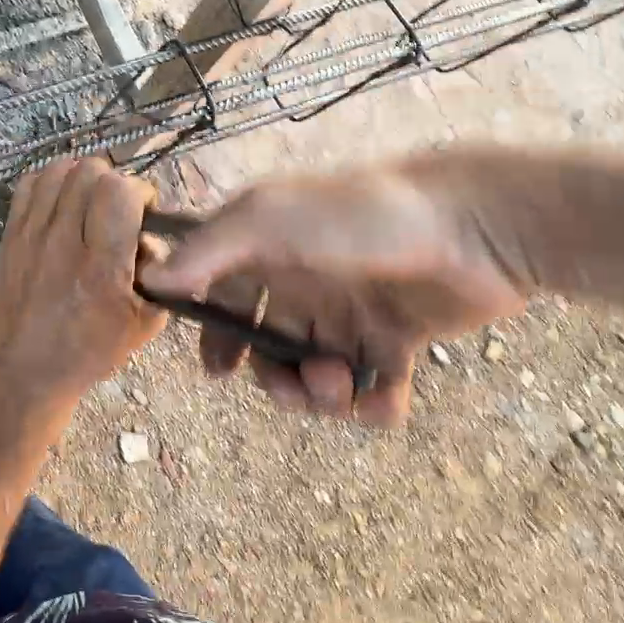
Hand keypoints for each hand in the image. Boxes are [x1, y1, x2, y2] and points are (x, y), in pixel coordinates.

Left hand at [0, 159, 167, 412]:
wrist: (26, 366)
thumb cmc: (90, 349)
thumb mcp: (144, 321)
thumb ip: (159, 272)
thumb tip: (152, 235)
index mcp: (101, 265)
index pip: (118, 190)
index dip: (138, 190)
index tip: (143, 210)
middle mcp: (63, 241)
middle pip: (89, 171)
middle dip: (112, 181)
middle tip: (117, 207)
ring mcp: (31, 233)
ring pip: (58, 170)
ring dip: (81, 177)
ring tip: (88, 202)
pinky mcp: (9, 232)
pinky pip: (29, 183)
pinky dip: (49, 182)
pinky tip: (60, 201)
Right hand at [137, 164, 526, 425]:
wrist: (474, 224)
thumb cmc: (357, 216)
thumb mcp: (268, 222)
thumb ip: (208, 252)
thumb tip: (149, 280)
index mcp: (264, 252)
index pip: (223, 298)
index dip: (216, 336)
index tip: (218, 372)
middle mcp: (301, 284)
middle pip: (269, 347)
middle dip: (274, 378)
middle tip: (293, 386)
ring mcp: (350, 314)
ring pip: (317, 374)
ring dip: (322, 395)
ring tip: (341, 386)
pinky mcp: (399, 340)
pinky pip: (375, 390)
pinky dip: (373, 406)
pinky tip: (381, 403)